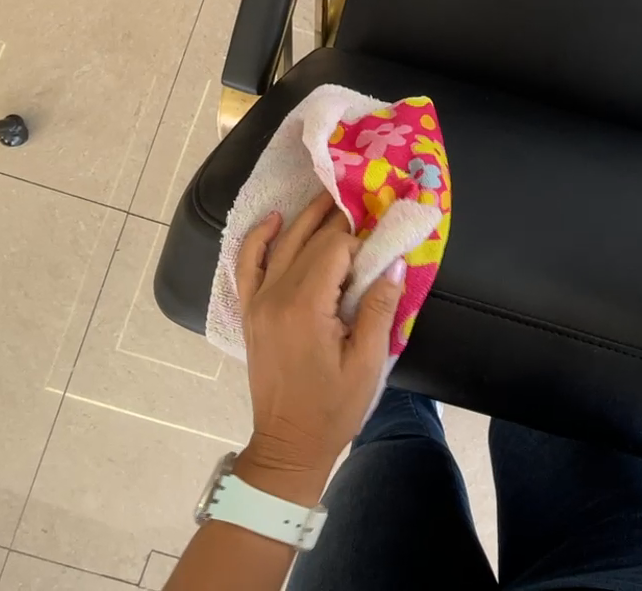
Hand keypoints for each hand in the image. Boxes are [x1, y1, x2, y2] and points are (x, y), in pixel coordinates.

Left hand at [234, 195, 404, 495]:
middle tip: (364, 202)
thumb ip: (379, 307)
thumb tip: (394, 262)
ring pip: (281, 245)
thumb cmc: (333, 408)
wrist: (288, 446)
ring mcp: (258, 303)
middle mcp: (275, 296)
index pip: (335, 249)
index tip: (382, 245)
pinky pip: (247, 265)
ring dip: (305, 218)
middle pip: (309, 242)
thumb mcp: (368, 362)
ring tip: (330, 196)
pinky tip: (273, 219)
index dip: (361, 241)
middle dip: (339, 222)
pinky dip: (258, 238)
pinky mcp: (250, 312)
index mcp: (306, 307)